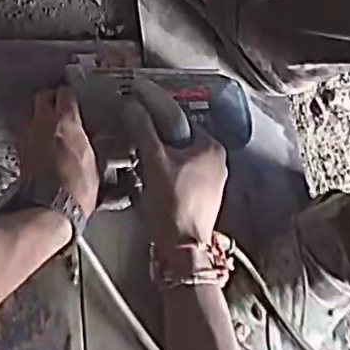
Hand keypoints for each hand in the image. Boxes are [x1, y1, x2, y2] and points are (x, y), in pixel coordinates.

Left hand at [18, 88, 100, 217]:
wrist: (49, 207)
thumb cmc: (75, 186)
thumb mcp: (94, 162)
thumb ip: (90, 144)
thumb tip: (94, 140)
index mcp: (66, 120)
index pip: (65, 93)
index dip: (69, 96)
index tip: (74, 101)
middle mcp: (43, 122)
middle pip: (42, 96)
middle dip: (50, 99)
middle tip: (59, 107)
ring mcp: (28, 135)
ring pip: (31, 113)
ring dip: (39, 116)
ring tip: (49, 127)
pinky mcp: (20, 150)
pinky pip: (25, 132)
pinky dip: (32, 134)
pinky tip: (40, 145)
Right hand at [122, 93, 226, 245]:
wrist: (182, 249)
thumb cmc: (172, 205)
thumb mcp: (153, 161)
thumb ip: (143, 129)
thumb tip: (133, 106)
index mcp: (211, 148)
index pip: (178, 118)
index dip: (154, 109)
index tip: (137, 100)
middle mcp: (216, 162)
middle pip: (176, 137)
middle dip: (154, 135)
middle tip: (133, 132)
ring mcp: (210, 181)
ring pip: (176, 156)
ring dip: (157, 154)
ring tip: (137, 155)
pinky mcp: (201, 197)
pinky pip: (178, 173)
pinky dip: (162, 170)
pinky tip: (147, 176)